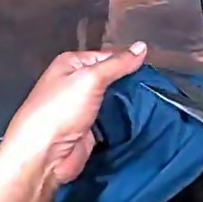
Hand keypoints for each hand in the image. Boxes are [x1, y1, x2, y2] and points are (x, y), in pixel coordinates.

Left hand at [0, 43, 147, 186]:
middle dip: (131, 81)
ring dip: (130, 100)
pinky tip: (145, 116)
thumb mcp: (90, 79)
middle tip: (159, 84)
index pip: (107, 56)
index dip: (128, 60)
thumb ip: (117, 64)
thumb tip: (142, 46)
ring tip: (158, 98)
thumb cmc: (62, 110)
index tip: (153, 66)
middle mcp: (76, 82)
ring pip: (113, 98)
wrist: (43, 155)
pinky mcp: (90, 128)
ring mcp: (83, 106)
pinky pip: (112, 118)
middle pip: (111, 77)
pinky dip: (125, 118)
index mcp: (71, 64)